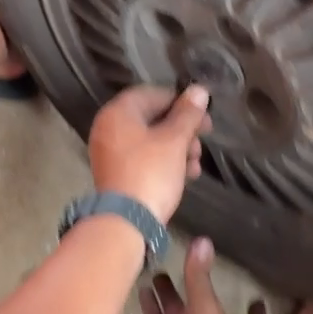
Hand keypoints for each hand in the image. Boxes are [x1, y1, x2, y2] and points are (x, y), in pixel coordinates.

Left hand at [88, 85, 209, 221]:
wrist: (126, 223)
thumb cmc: (150, 173)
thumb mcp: (174, 140)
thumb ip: (188, 114)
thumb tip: (199, 90)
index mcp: (117, 113)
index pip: (152, 94)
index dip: (181, 102)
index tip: (203, 115)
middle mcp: (109, 129)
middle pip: (152, 118)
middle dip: (182, 129)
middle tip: (203, 139)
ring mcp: (111, 153)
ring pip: (151, 141)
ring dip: (178, 148)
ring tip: (196, 162)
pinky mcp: (117, 175)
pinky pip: (144, 159)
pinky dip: (165, 162)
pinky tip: (187, 174)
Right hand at [139, 238, 266, 313]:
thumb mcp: (205, 308)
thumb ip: (200, 277)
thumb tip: (203, 241)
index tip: (257, 300)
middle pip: (206, 311)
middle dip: (196, 290)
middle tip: (185, 266)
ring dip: (170, 297)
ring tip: (157, 273)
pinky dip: (153, 309)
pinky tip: (142, 290)